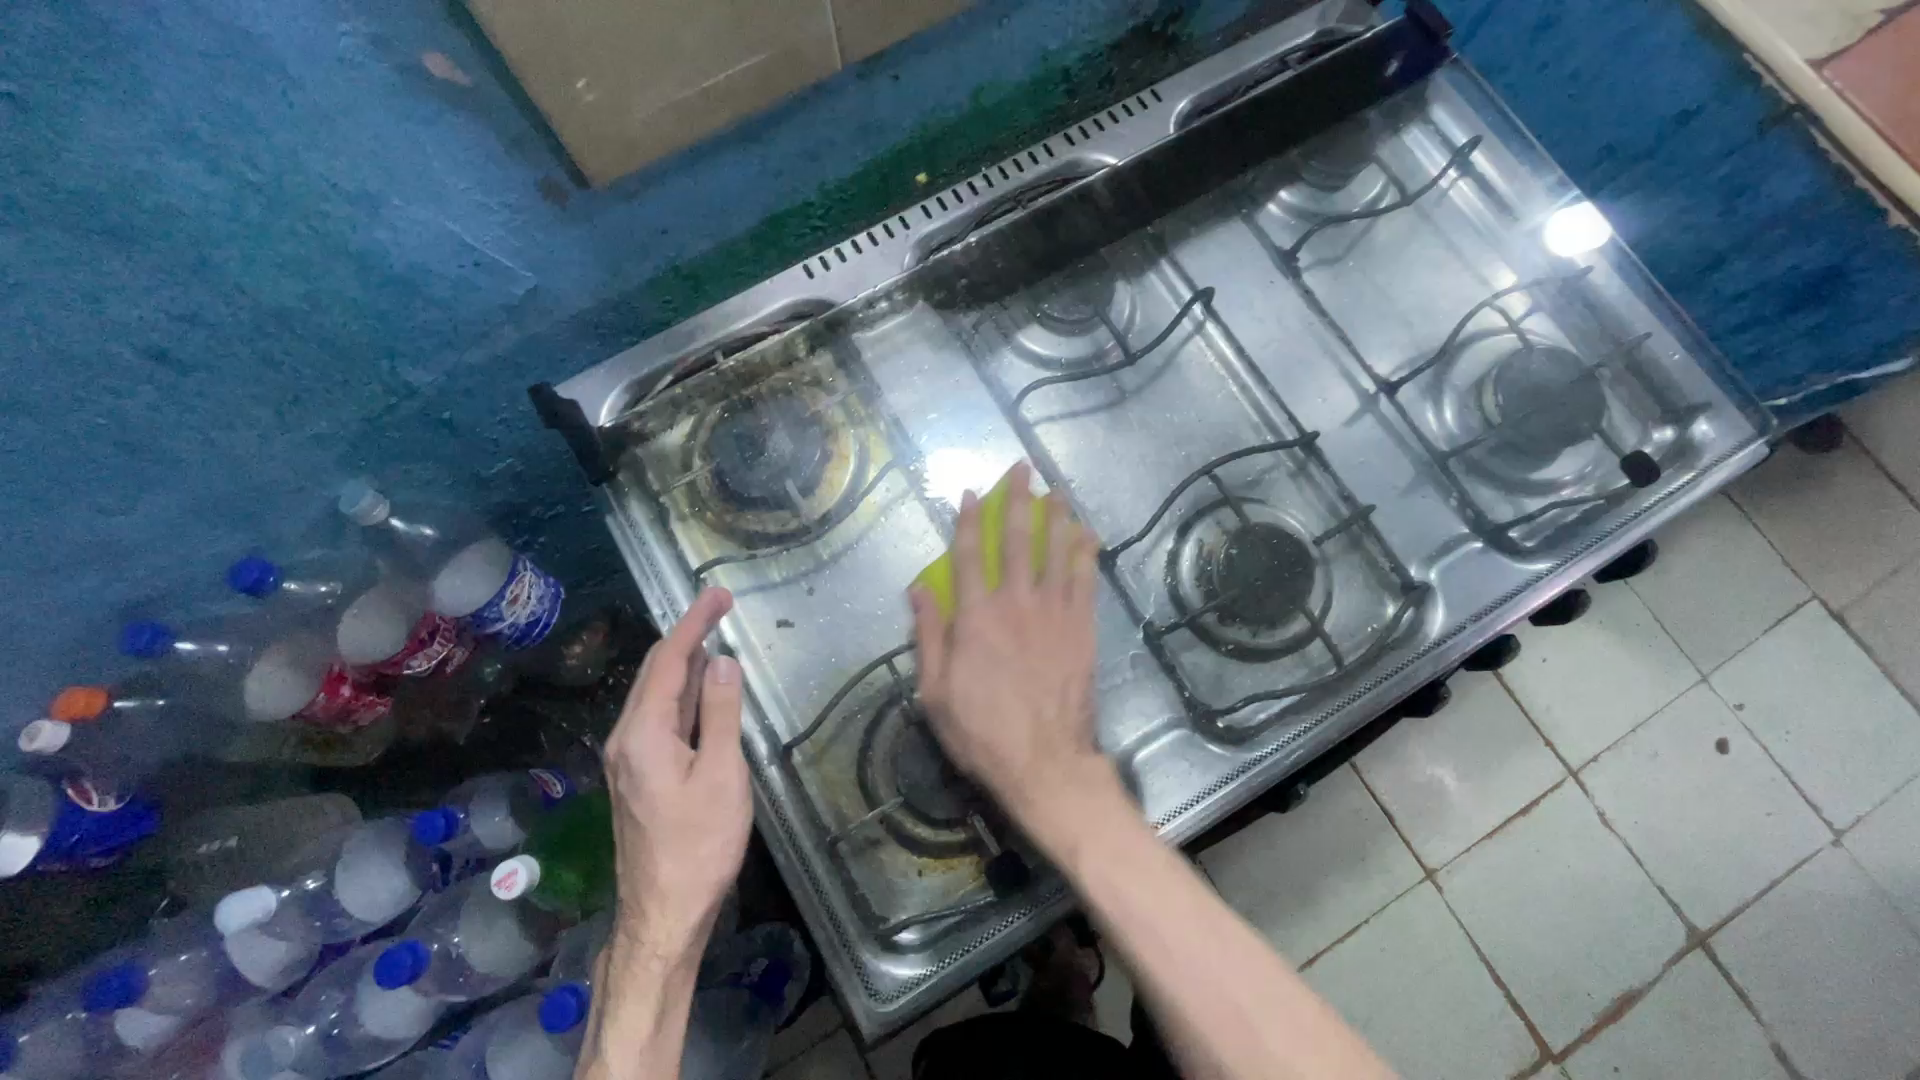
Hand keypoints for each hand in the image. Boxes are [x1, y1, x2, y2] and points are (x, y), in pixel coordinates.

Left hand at [602, 587, 751, 967]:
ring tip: (715, 637)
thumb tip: (722, 662)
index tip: (719, 594)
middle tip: (721, 607)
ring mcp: (628, 759)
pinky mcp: (638, 776)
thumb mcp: (722, 776)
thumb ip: (722, 714)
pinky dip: (683, 694)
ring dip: (685, 663)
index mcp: (643, 734)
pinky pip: (659, 718)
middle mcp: (626, 738)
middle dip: (687, 635)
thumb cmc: (699, 846)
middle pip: (655, 673)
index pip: (668, 661)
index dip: (694, 623)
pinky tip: (703, 691)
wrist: (663, 913)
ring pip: (656, 695)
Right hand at [909, 464, 1118, 845]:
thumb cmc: (981, 732)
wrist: (1044, 762)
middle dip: (1018, 500)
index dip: (966, 520)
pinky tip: (1087, 533)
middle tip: (1023, 469)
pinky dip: (1085, 553)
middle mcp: (1016, 604)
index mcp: (975, 618)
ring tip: (1057, 489)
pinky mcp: (1082, 629)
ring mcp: (1054, 614)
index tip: (970, 492)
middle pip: (1017, 540)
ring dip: (1056, 516)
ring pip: (1056, 552)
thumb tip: (919, 589)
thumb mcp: (935, 691)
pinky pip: (1085, 581)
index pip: (968, 555)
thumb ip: (929, 635)